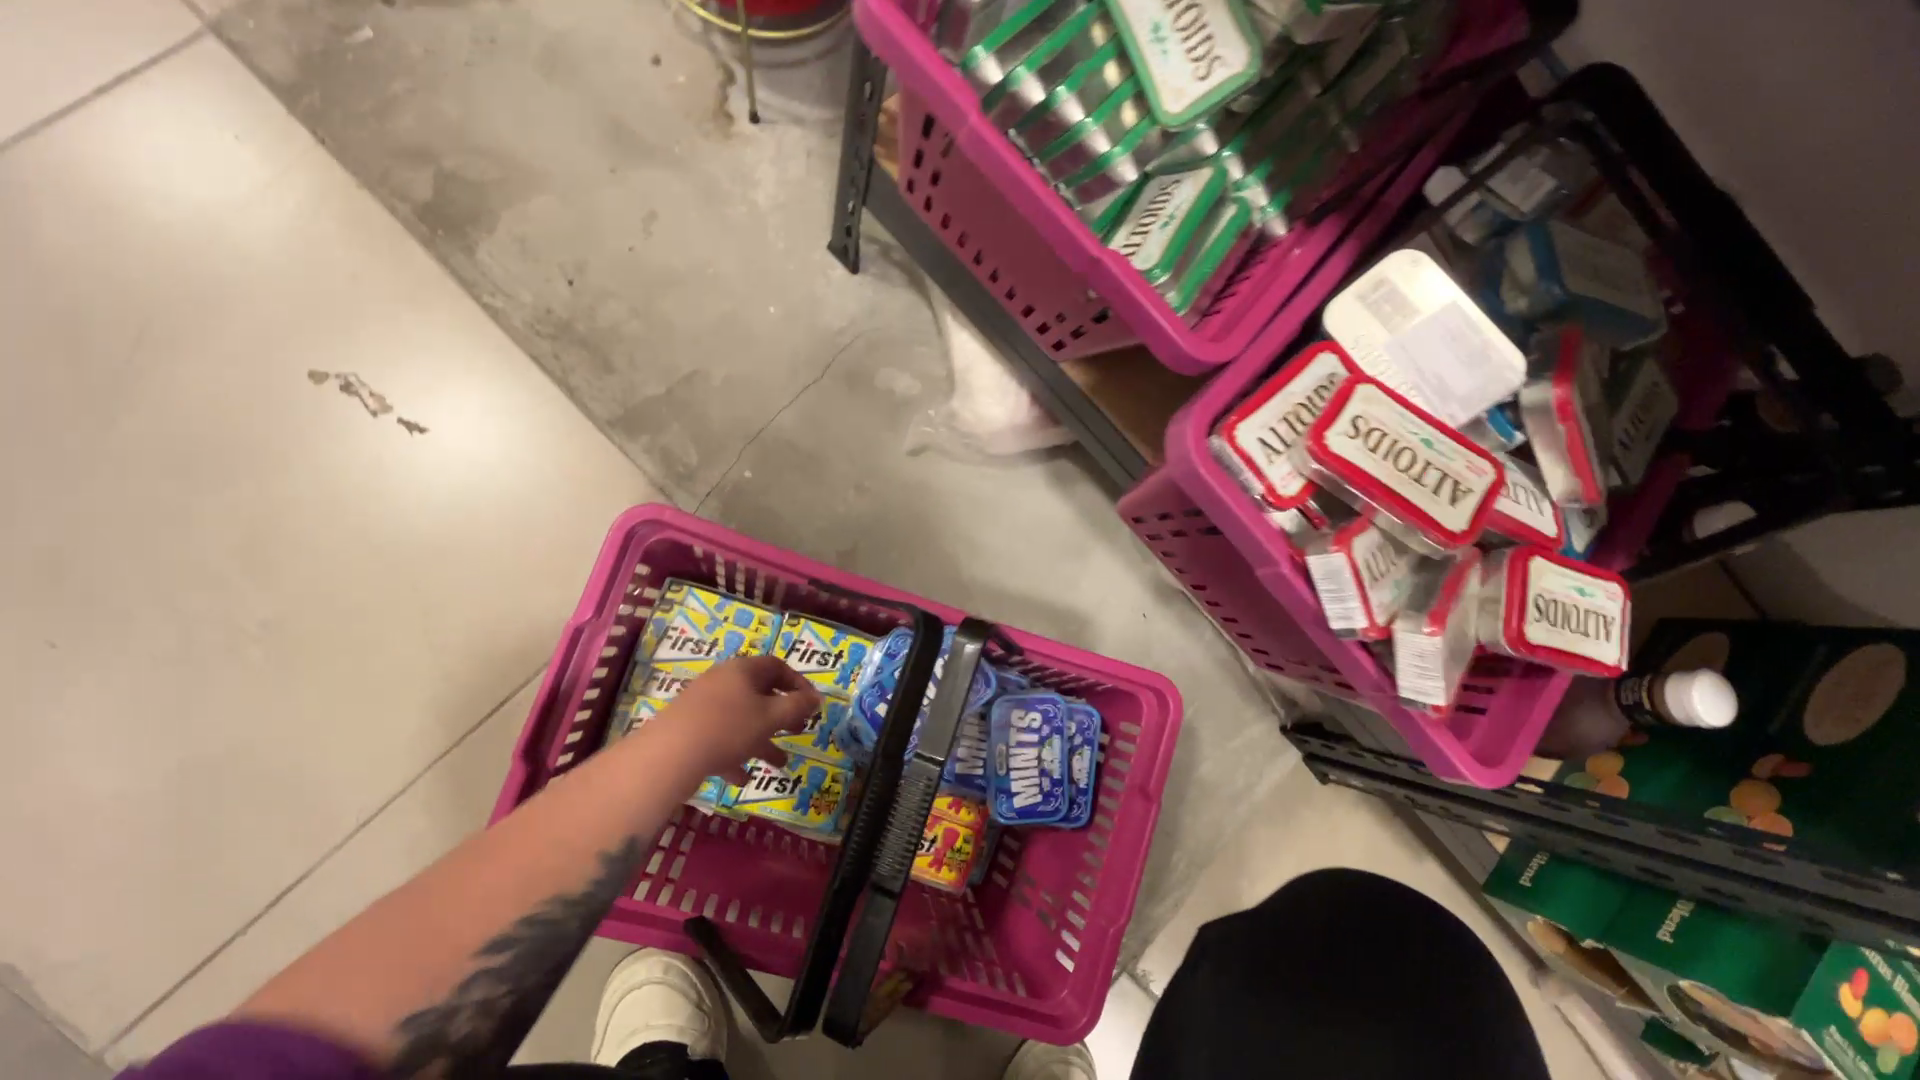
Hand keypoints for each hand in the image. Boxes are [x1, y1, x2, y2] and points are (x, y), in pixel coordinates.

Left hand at [648, 655, 821, 783]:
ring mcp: (703, 705)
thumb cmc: (728, 728)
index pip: (777, 667)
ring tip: (779, 764)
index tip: (812, 705)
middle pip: (759, 693)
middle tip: (798, 730)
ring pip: (741, 719)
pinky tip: (742, 777)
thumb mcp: (771, 717)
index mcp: (742, 670)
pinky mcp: (689, 728)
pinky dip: (735, 753)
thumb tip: (817, 698)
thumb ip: (797, 707)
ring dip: (762, 739)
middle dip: (782, 715)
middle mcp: (722, 682)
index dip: (798, 684)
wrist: (670, 754)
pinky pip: (720, 737)